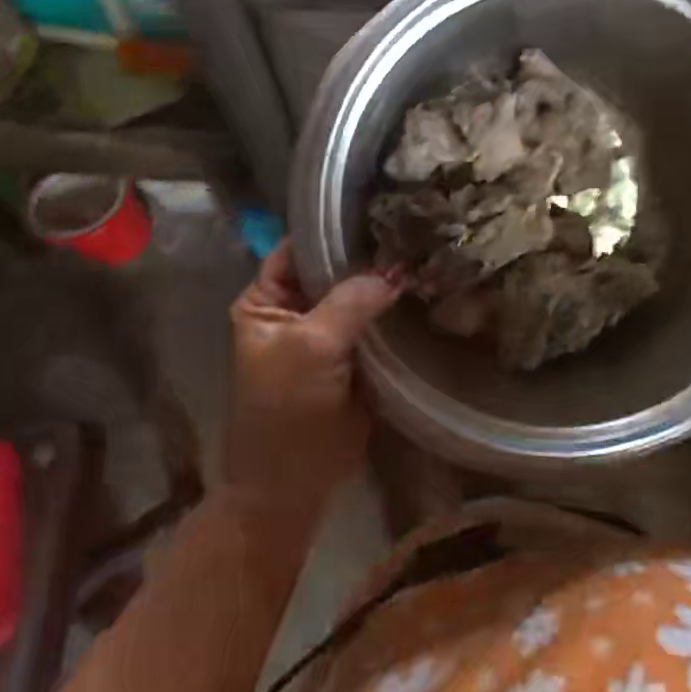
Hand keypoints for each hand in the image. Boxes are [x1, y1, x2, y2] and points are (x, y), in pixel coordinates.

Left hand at [225, 240, 400, 512]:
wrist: (293, 484)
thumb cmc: (286, 409)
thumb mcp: (311, 346)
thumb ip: (350, 301)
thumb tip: (394, 270)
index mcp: (264, 299)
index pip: (297, 248)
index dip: (331, 229)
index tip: (376, 208)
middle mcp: (292, 310)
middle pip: (330, 272)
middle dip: (365, 256)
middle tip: (413, 229)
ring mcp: (323, 334)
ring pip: (354, 299)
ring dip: (382, 286)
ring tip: (426, 252)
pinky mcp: (351, 359)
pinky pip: (372, 327)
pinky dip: (392, 315)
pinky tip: (424, 292)